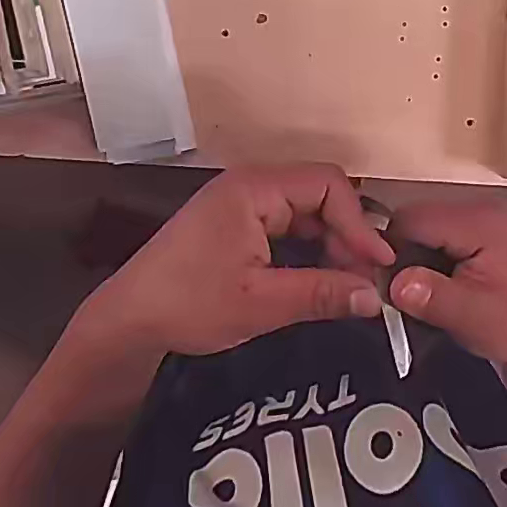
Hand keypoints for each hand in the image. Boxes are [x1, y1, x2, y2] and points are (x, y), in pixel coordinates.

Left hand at [80, 165, 395, 355]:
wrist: (128, 321)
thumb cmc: (189, 304)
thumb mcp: (261, 303)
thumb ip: (322, 294)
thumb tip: (375, 298)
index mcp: (253, 189)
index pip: (327, 185)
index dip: (358, 222)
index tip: (378, 263)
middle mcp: (250, 186)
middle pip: (319, 194)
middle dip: (346, 234)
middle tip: (364, 278)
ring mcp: (241, 203)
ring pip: (305, 211)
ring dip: (330, 243)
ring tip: (347, 282)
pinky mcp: (236, 223)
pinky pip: (287, 226)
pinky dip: (309, 249)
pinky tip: (319, 277)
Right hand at [387, 201, 506, 367]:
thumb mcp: (475, 318)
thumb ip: (432, 297)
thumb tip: (393, 283)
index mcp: (477, 223)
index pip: (411, 220)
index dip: (388, 249)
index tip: (383, 281)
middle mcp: (479, 209)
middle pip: (416, 219)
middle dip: (401, 253)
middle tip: (399, 291)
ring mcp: (483, 217)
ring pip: (427, 227)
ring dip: (417, 256)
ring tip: (420, 290)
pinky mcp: (484, 230)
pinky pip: (443, 234)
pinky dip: (433, 256)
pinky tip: (438, 283)